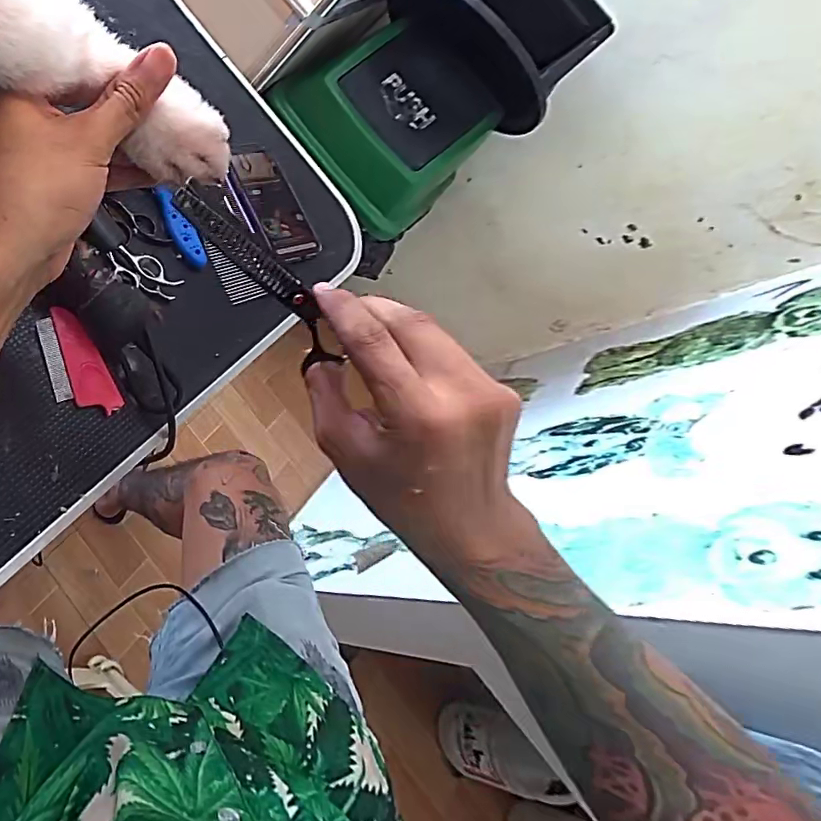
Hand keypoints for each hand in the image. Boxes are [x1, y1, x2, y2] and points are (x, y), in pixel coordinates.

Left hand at [0, 44, 177, 299]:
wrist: (12, 260)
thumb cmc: (27, 202)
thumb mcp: (90, 141)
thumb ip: (128, 100)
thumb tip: (157, 62)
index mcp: (16, 89)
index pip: (77, 61)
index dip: (119, 66)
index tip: (154, 70)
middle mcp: (22, 113)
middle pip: (87, 98)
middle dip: (130, 108)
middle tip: (165, 102)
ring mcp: (38, 147)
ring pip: (93, 131)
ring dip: (130, 139)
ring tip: (167, 137)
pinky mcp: (53, 177)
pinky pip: (93, 160)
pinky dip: (120, 164)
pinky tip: (152, 167)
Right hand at [304, 286, 537, 569]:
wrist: (471, 526)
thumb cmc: (406, 499)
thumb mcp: (347, 454)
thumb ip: (325, 397)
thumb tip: (323, 357)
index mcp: (418, 414)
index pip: (374, 340)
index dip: (344, 310)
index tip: (325, 293)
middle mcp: (459, 394)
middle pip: (409, 321)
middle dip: (370, 307)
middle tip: (342, 311)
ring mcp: (485, 388)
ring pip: (432, 329)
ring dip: (394, 324)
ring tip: (367, 336)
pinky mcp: (497, 388)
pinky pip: (449, 349)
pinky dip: (419, 346)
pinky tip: (402, 362)